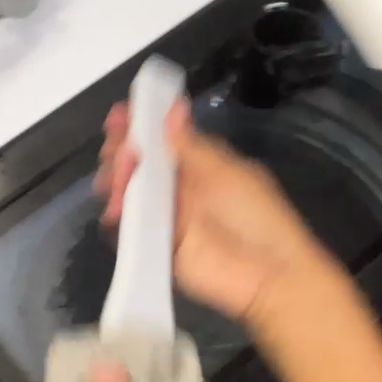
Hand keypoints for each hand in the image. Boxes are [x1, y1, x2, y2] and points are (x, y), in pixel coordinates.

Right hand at [94, 99, 342, 329]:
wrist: (267, 274)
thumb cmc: (256, 216)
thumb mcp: (226, 173)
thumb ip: (192, 146)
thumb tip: (172, 108)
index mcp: (198, 166)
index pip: (160, 140)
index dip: (137, 126)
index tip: (118, 117)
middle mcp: (177, 189)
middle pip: (137, 165)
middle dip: (121, 153)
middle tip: (118, 152)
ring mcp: (164, 218)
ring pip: (127, 194)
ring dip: (116, 182)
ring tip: (115, 180)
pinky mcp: (154, 247)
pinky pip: (127, 230)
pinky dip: (116, 218)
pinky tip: (115, 210)